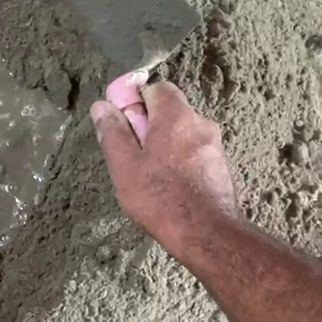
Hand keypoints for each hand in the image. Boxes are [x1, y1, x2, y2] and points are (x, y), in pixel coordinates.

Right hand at [91, 71, 242, 261]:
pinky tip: (168, 187)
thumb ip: (113, 133)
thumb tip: (102, 107)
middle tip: (130, 157)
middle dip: (147, 127)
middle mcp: (200, 123)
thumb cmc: (160, 198)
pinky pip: (192, 153)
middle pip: (169, 111)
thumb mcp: (125, 166)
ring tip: (148, 177)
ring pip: (181, 134)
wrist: (206, 233)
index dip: (135, 101)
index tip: (121, 123)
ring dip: (162, 146)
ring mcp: (214, 145)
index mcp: (176, 116)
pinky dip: (177, 162)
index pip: (156, 88)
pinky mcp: (219, 166)